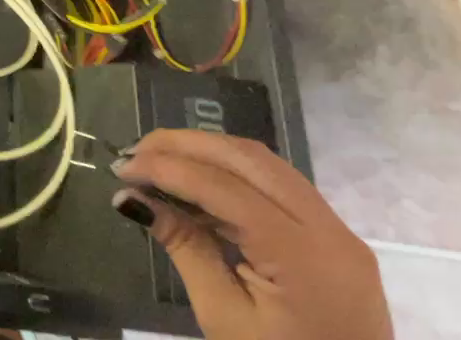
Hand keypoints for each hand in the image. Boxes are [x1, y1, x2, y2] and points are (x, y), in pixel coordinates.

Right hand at [111, 130, 391, 339]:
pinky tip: (196, 182)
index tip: (121, 169)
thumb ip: (183, 247)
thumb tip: (130, 196)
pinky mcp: (335, 235)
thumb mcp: (224, 315)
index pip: (223, 187)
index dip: (166, 168)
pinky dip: (231, 171)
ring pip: (263, 163)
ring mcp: (338, 230)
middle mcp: (330, 230)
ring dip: (206, 152)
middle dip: (184, 145)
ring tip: (159, 161)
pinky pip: (277, 182)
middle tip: (134, 153)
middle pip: (247, 159)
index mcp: (303, 257)